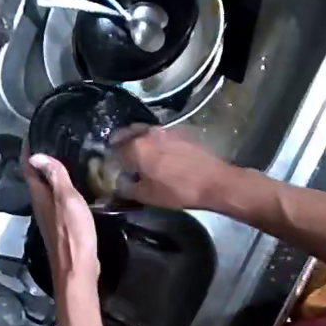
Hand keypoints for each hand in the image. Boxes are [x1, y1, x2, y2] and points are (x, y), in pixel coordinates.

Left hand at [26, 153, 98, 300]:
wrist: (77, 269)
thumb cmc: (73, 233)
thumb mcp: (67, 199)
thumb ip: (55, 177)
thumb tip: (35, 155)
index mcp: (39, 196)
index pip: (28, 168)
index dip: (29, 151)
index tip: (34, 134)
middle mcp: (40, 205)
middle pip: (36, 178)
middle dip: (41, 160)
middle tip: (54, 141)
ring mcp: (49, 217)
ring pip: (46, 190)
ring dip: (51, 175)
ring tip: (66, 159)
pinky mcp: (60, 226)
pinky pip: (57, 201)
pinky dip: (61, 189)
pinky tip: (73, 187)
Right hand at [111, 126, 238, 210]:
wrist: (215, 182)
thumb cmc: (178, 191)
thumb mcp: (147, 196)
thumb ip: (126, 188)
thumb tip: (118, 183)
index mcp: (136, 146)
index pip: (113, 151)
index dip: (110, 162)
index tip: (112, 170)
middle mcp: (148, 132)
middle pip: (127, 135)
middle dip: (120, 145)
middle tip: (121, 160)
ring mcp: (166, 129)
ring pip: (144, 132)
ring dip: (137, 141)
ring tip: (141, 157)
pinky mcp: (181, 131)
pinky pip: (160, 134)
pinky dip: (154, 142)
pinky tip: (161, 155)